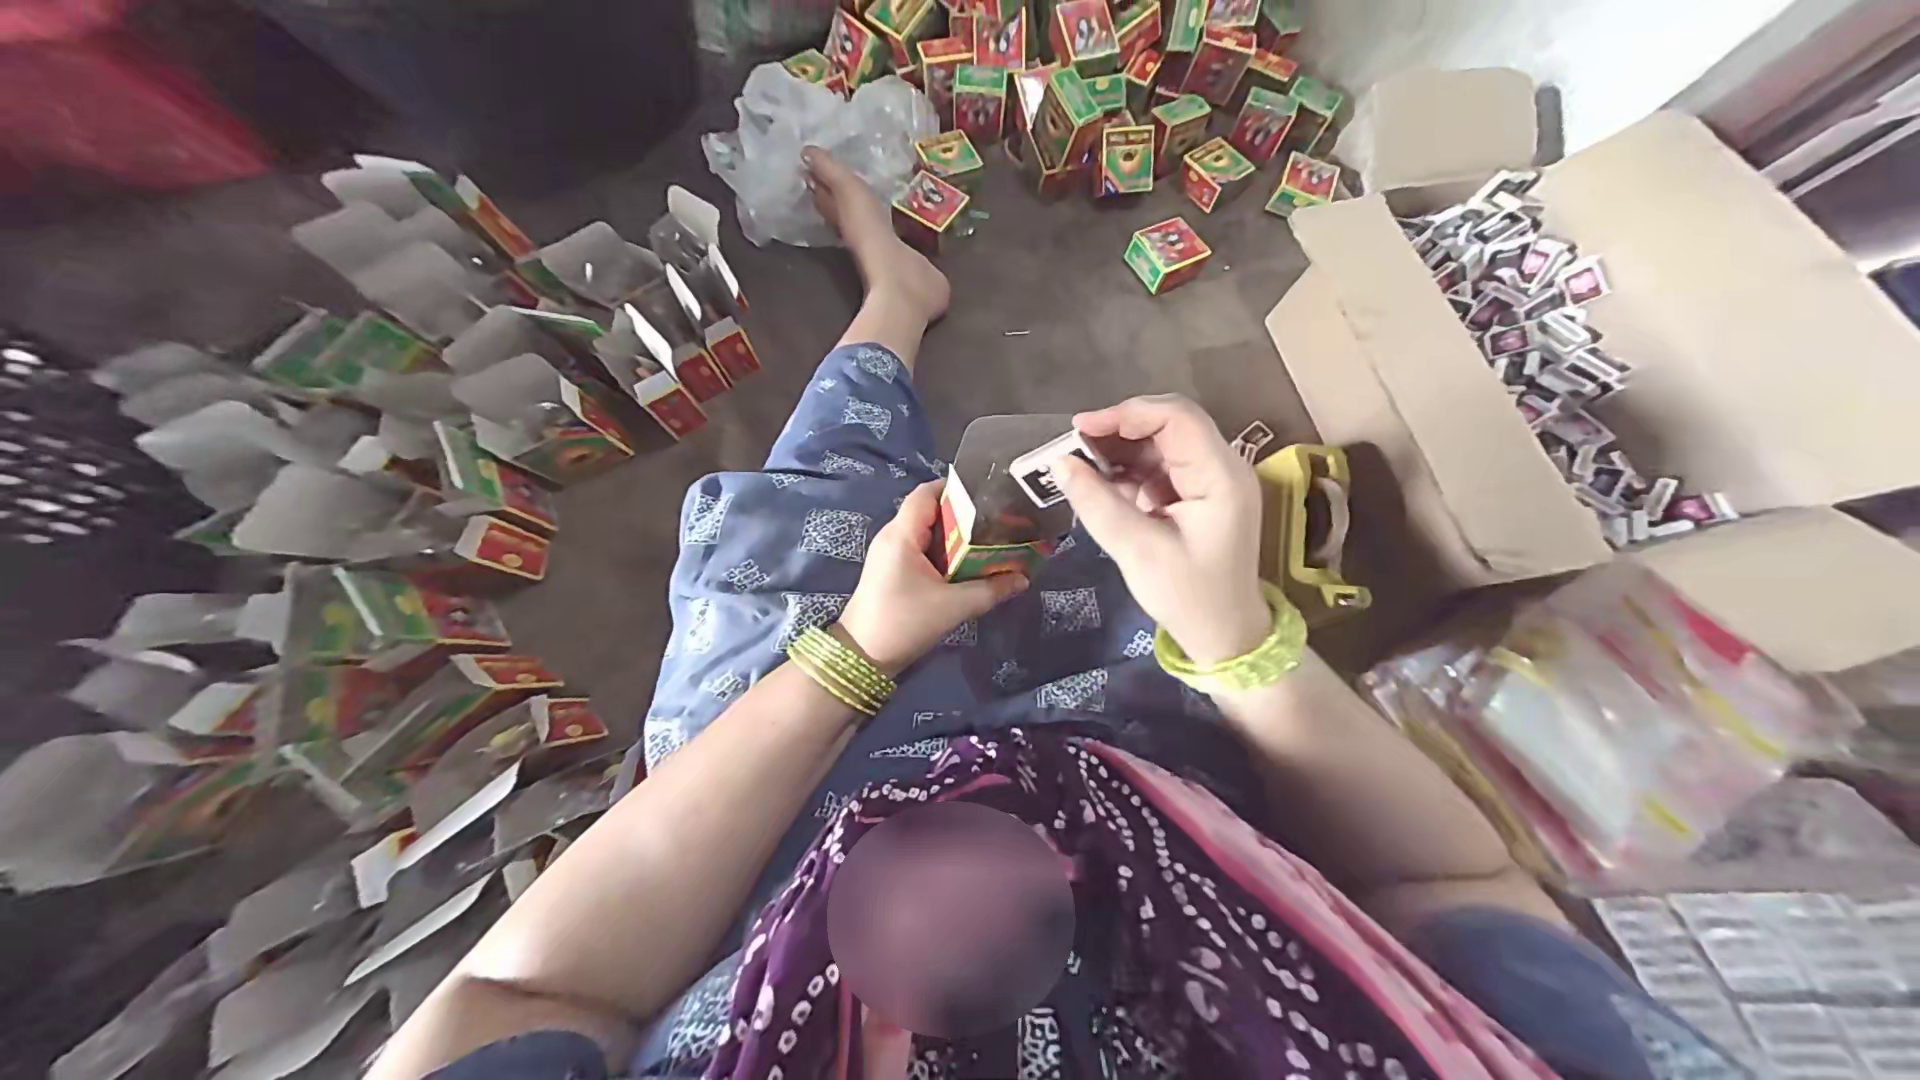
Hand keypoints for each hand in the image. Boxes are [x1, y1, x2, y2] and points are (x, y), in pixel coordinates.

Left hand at [838, 480, 1027, 674]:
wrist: (863, 656)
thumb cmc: (904, 623)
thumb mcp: (953, 606)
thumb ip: (991, 589)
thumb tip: (1023, 579)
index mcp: (902, 534)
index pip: (927, 492)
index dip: (956, 489)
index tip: (988, 497)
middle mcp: (893, 536)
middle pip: (931, 510)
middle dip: (964, 515)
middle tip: (997, 522)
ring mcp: (890, 553)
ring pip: (927, 531)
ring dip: (955, 536)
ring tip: (988, 541)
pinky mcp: (892, 570)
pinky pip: (921, 549)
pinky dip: (943, 551)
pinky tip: (965, 564)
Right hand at [1056, 395, 1268, 665]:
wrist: (1224, 635)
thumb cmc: (1188, 597)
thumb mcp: (1138, 551)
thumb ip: (1098, 503)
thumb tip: (1060, 464)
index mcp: (1220, 477)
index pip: (1177, 418)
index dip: (1126, 414)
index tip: (1080, 429)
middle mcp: (1221, 468)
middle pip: (1169, 425)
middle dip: (1119, 430)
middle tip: (1074, 447)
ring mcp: (1210, 480)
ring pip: (1160, 444)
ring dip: (1119, 451)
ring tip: (1080, 466)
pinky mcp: (1196, 495)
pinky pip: (1159, 468)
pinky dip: (1128, 472)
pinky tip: (1101, 485)